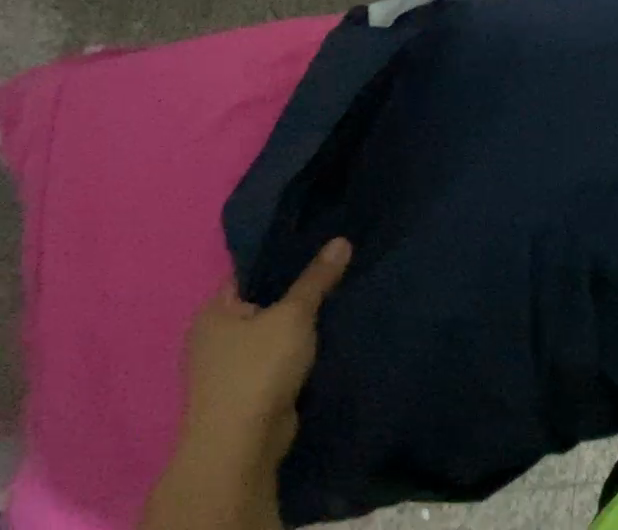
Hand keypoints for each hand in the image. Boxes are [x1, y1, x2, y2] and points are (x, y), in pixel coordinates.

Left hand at [181, 239, 351, 461]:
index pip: (250, 272)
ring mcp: (228, 362)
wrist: (241, 440)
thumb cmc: (258, 368)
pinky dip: (299, 343)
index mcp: (212, 312)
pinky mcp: (247, 383)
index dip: (284, 256)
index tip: (322, 243)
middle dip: (298, 288)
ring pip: (272, 327)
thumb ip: (316, 279)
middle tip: (340, 267)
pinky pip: (278, 351)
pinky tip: (327, 333)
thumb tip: (340, 240)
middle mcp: (213, 334)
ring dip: (301, 318)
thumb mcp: (294, 315)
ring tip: (341, 296)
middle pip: (263, 299)